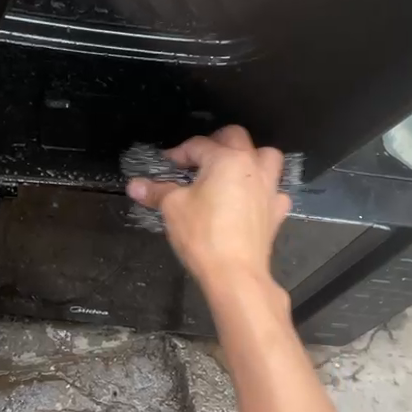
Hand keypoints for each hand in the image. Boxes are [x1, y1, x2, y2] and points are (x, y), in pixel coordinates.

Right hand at [126, 126, 290, 295]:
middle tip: (196, 159)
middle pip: (236, 138)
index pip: (198, 145)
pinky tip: (250, 200)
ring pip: (267, 157)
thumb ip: (155, 191)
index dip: (178, 152)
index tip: (165, 165)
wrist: (235, 273)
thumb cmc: (202, 235)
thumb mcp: (172, 208)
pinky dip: (262, 190)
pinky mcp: (276, 212)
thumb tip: (135, 185)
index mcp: (226, 159)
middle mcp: (252, 167)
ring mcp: (269, 189)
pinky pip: (273, 191)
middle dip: (214, 143)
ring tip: (230, 170)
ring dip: (249, 157)